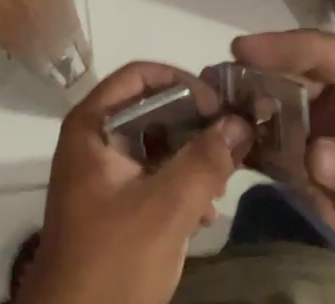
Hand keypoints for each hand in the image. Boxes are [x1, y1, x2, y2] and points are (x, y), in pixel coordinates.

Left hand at [19, 62, 254, 303]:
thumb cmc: (112, 258)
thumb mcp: (165, 208)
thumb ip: (204, 162)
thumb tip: (242, 122)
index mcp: (92, 124)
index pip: (141, 75)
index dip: (183, 83)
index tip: (221, 108)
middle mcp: (93, 138)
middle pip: (150, 108)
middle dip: (194, 126)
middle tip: (234, 146)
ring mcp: (101, 171)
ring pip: (155, 144)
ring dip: (191, 159)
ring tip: (223, 184)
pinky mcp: (113, 203)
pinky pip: (152, 176)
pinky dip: (179, 186)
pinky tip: (205, 212)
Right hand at [234, 29, 334, 302]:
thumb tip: (311, 153)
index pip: (324, 52)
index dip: (282, 46)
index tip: (240, 49)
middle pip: (290, 75)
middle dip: (251, 76)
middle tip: (210, 86)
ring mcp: (330, 132)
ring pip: (278, 110)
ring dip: (245, 111)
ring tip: (207, 117)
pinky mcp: (320, 166)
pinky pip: (280, 149)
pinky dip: (253, 148)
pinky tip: (226, 152)